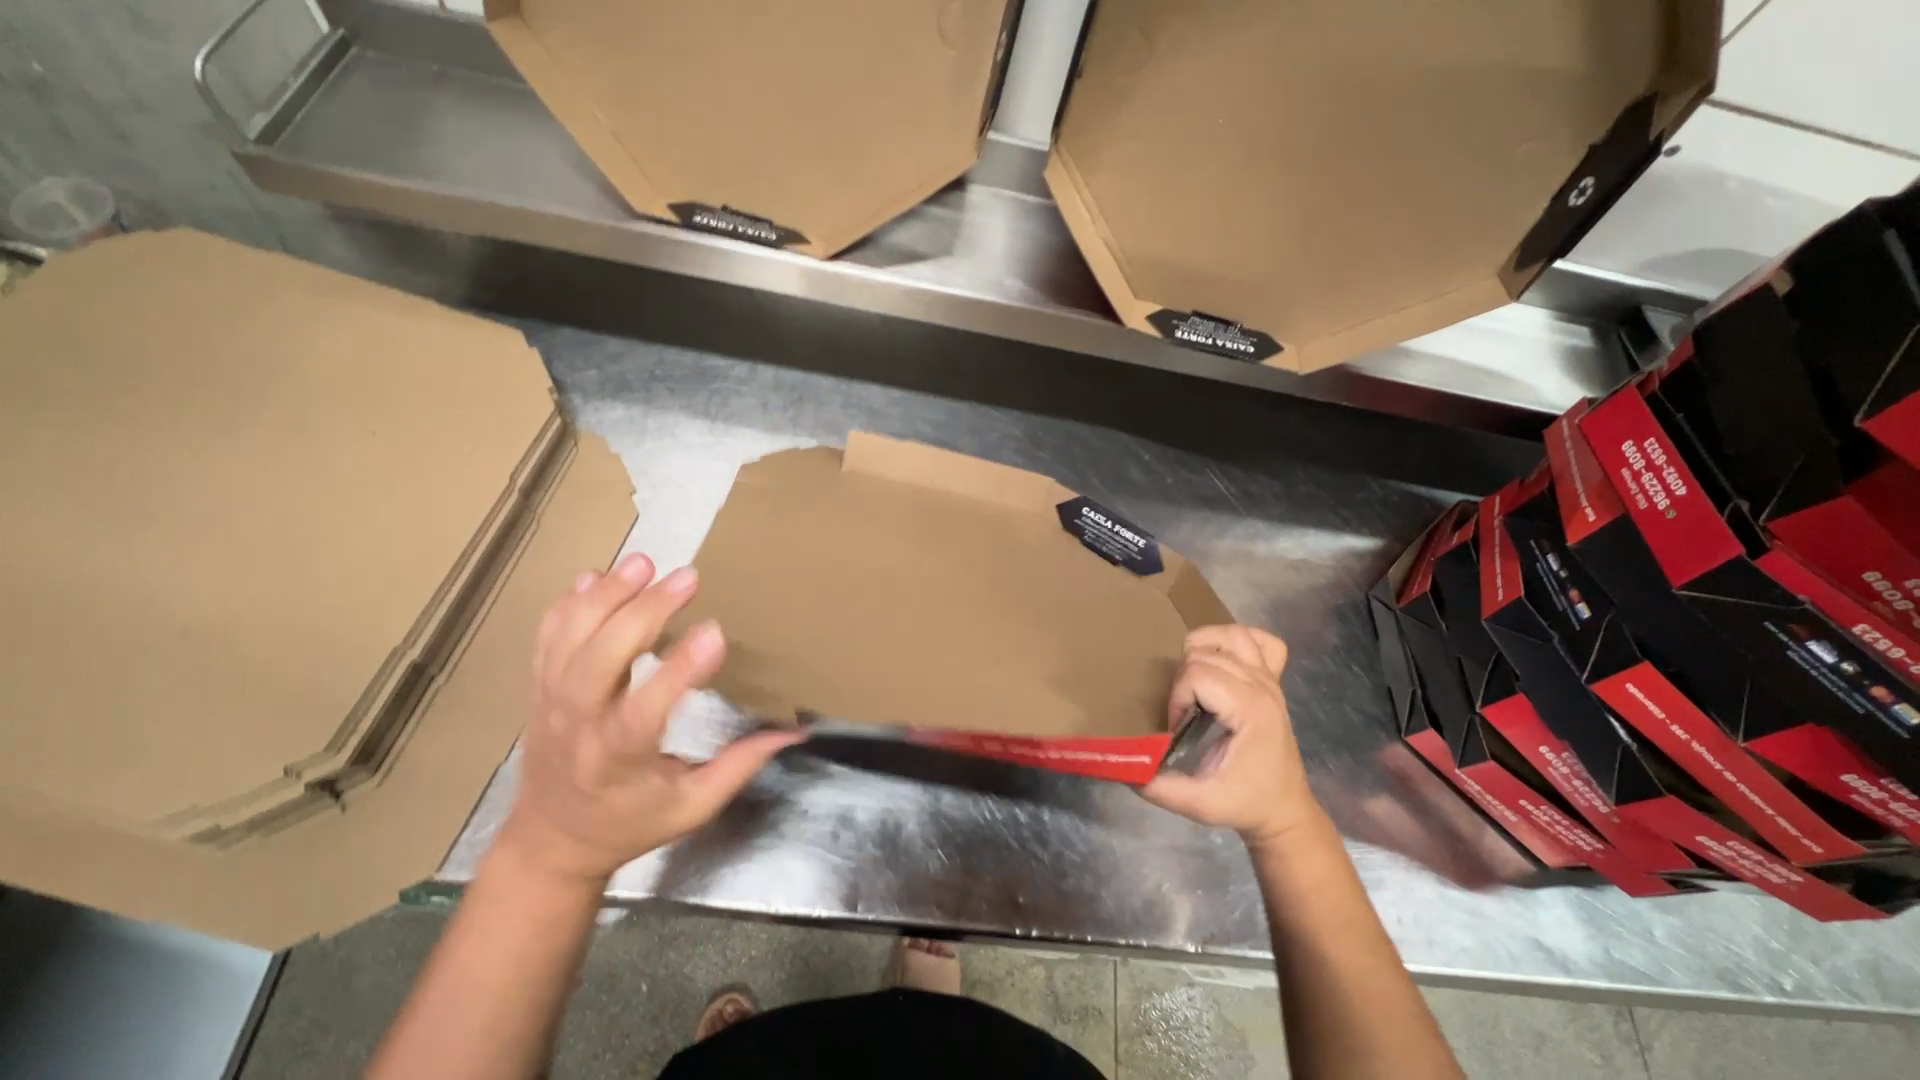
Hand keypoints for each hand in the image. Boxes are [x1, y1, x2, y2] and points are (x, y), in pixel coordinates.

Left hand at [495, 552, 804, 886]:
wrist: (551, 839)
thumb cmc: (629, 823)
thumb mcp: (691, 808)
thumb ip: (739, 766)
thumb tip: (794, 731)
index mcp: (619, 759)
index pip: (645, 710)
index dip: (680, 669)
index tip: (716, 632)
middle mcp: (578, 724)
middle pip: (599, 659)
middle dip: (643, 613)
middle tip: (687, 578)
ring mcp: (550, 700)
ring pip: (569, 637)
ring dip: (606, 596)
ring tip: (644, 563)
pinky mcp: (540, 686)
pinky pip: (548, 635)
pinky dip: (570, 602)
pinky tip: (599, 576)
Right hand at [1140, 625, 1322, 846]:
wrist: (1285, 810)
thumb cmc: (1246, 804)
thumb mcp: (1201, 804)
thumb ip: (1161, 789)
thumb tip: (1125, 770)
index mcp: (1250, 710)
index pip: (1198, 675)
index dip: (1177, 698)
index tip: (1178, 729)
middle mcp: (1263, 686)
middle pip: (1206, 653)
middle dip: (1183, 681)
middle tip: (1184, 715)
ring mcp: (1272, 680)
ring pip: (1233, 635)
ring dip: (1205, 650)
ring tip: (1194, 682)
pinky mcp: (1275, 681)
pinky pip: (1264, 642)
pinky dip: (1241, 642)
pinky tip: (1225, 660)